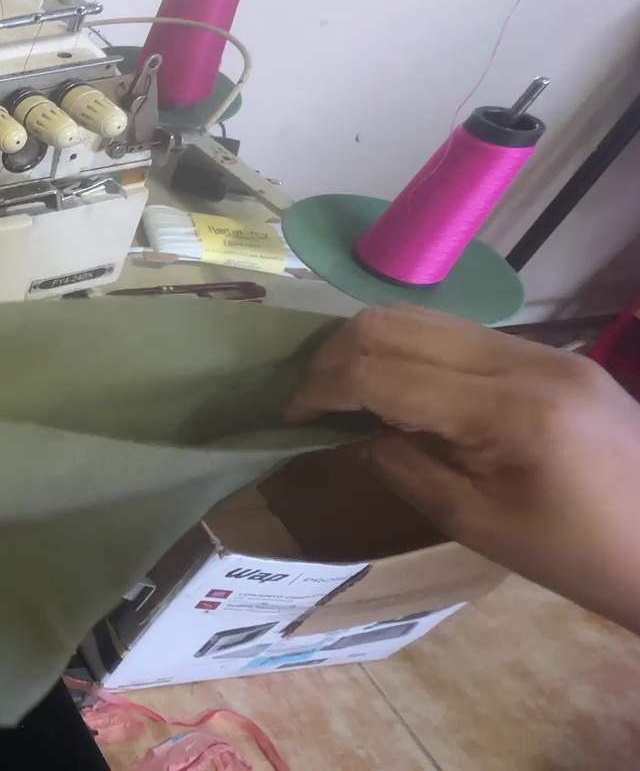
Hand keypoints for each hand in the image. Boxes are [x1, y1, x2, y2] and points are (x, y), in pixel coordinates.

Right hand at [287, 303, 639, 631]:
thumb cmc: (581, 556)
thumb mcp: (470, 521)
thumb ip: (394, 462)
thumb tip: (344, 429)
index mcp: (512, 411)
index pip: (376, 373)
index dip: (318, 391)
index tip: (291, 417)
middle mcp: (526, 362)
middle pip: (387, 326)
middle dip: (331, 359)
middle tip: (314, 399)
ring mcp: (541, 351)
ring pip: (411, 316)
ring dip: (361, 346)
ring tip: (345, 386)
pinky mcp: (545, 354)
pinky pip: (445, 330)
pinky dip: (399, 348)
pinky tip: (394, 383)